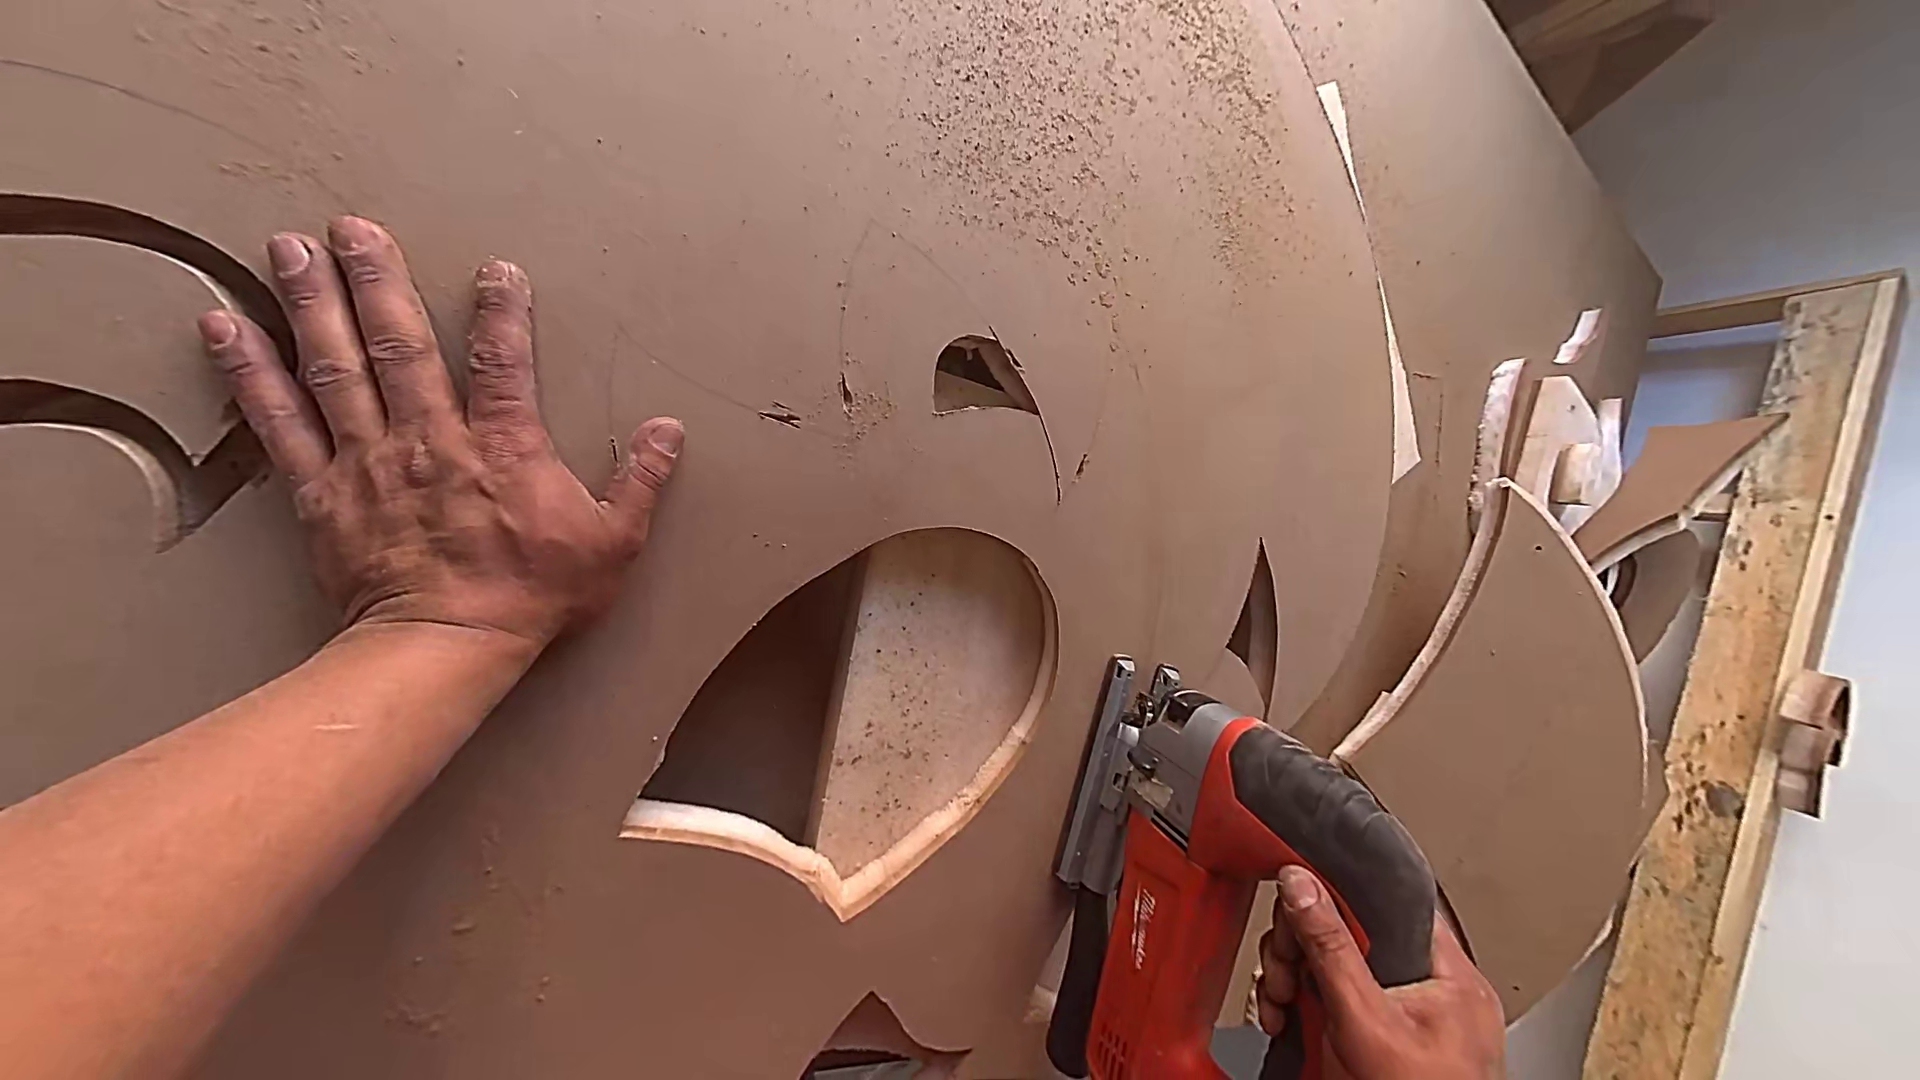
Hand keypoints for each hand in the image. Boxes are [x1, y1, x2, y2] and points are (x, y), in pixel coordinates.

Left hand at [197, 215, 682, 647]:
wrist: (452, 642)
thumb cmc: (540, 591)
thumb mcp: (617, 539)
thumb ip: (642, 480)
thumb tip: (669, 430)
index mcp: (508, 450)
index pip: (504, 365)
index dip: (502, 314)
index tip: (495, 270)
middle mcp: (434, 441)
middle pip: (401, 349)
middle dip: (379, 284)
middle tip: (353, 229)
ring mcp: (372, 462)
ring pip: (337, 370)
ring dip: (313, 306)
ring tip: (289, 249)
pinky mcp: (326, 492)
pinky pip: (283, 423)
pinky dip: (251, 373)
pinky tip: (226, 327)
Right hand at [1256, 866, 1504, 1079]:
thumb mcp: (1366, 1021)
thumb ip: (1330, 947)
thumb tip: (1301, 882)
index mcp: (1445, 975)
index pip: (1387, 898)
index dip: (1339, 888)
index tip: (1300, 893)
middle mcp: (1417, 984)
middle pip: (1342, 924)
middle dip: (1299, 941)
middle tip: (1287, 961)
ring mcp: (1387, 1006)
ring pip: (1321, 954)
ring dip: (1286, 969)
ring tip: (1281, 997)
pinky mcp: (1360, 1026)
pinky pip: (1315, 987)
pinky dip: (1290, 996)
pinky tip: (1283, 1015)